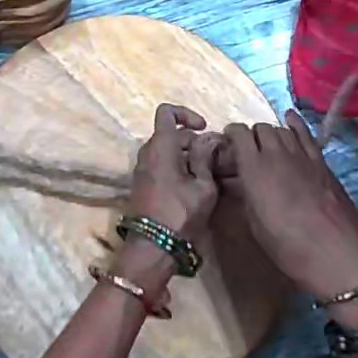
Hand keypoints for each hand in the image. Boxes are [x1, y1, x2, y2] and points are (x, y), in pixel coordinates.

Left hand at [126, 103, 218, 241]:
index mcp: (160, 145)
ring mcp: (142, 167)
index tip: (204, 128)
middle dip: (193, 140)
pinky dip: (177, 166)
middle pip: (170, 133)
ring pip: (166, 150)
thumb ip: (205, 158)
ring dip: (186, 155)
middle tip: (215, 158)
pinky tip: (194, 185)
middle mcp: (147, 151)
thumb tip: (207, 140)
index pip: (166, 112)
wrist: (153, 246)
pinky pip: (160, 163)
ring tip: (208, 173)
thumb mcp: (203, 186)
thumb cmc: (180, 213)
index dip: (186, 114)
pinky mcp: (143, 182)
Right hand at [216, 109, 357, 304]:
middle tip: (249, 152)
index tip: (228, 145)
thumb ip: (243, 194)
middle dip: (251, 136)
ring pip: (281, 129)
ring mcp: (302, 156)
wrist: (338, 257)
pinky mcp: (322, 163)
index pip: (238, 132)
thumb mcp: (254, 223)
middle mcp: (276, 154)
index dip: (231, 135)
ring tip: (268, 146)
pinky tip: (290, 118)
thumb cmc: (289, 247)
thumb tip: (235, 181)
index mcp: (254, 167)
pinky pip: (306, 134)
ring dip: (271, 134)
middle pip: (260, 128)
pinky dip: (295, 123)